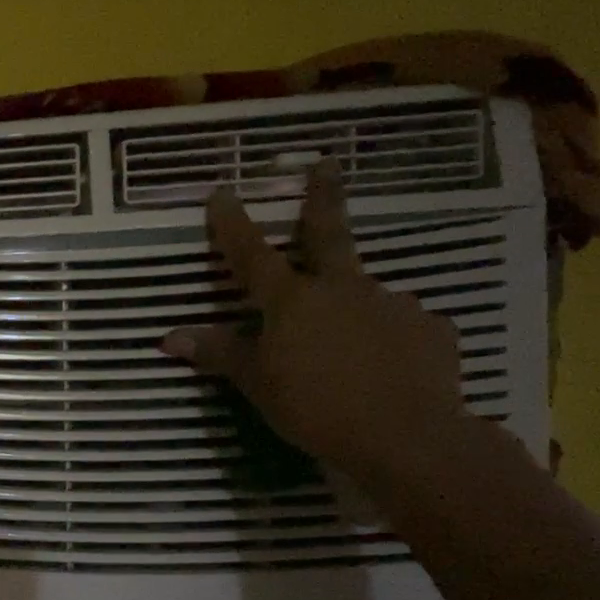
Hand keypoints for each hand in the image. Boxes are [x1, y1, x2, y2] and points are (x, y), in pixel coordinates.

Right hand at [159, 160, 471, 483]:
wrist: (407, 436)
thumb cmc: (315, 408)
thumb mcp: (257, 384)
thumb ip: (221, 354)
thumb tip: (169, 337)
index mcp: (293, 301)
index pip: (252, 254)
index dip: (232, 224)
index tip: (221, 191)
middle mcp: (343, 289)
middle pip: (329, 234)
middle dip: (323, 197)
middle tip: (327, 164)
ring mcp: (392, 304)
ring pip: (362, 291)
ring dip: (349, 300)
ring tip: (344, 339)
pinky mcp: (430, 329)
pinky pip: (399, 325)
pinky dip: (384, 336)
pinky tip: (382, 363)